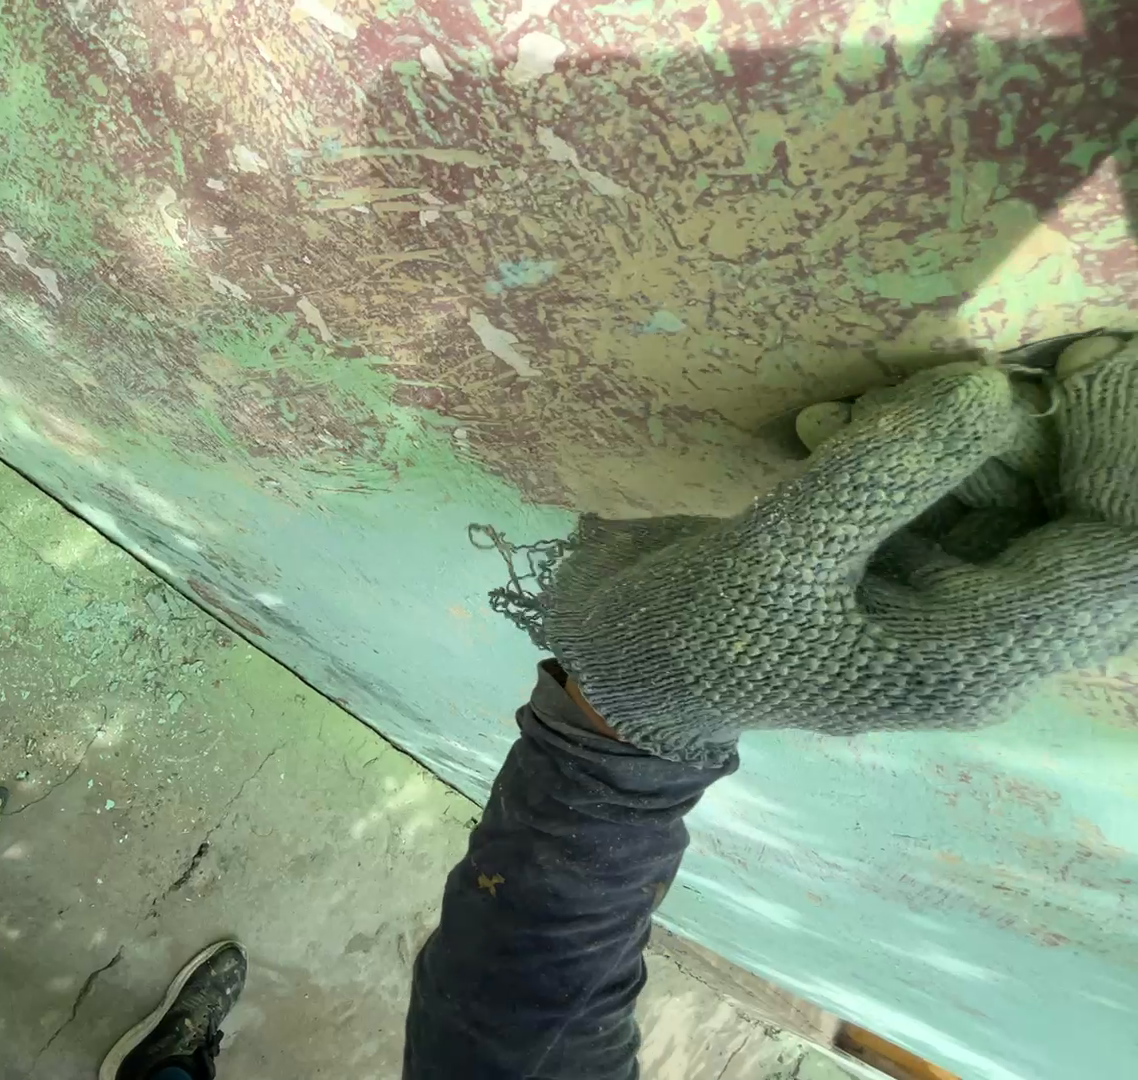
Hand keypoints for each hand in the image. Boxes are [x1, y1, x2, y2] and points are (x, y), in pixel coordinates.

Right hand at [544, 348, 1137, 764]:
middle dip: (1019, 433)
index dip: (1123, 451)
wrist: (610, 659)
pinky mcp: (855, 559)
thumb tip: (983, 388)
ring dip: (938, 435)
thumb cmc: (684, 635)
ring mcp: (908, 589)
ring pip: (989, 495)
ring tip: (847, 406)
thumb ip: (874, 479)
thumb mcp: (765, 560)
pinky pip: (912, 492)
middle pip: (1065, 515)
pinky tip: (822, 424)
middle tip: (946, 371)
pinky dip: (881, 447)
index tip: (1079, 359)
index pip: (1119, 554)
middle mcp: (962, 625)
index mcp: (966, 656)